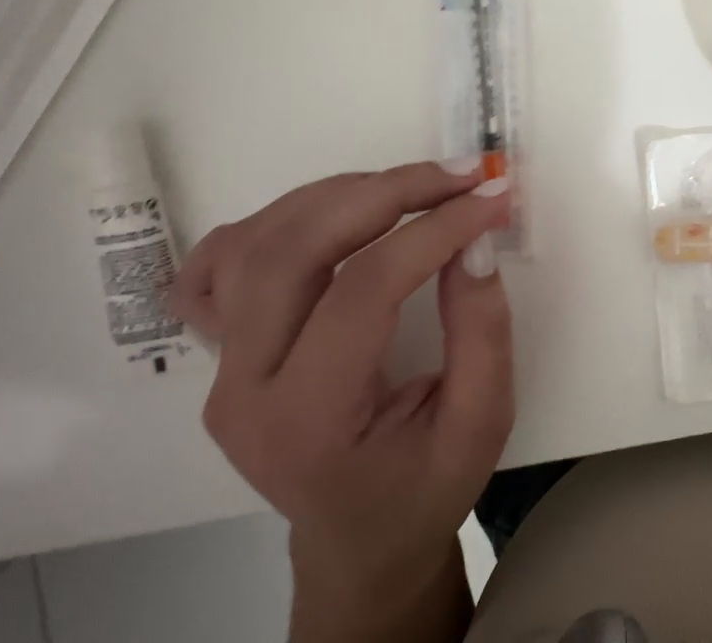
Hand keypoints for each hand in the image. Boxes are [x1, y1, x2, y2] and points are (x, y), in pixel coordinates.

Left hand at [173, 161, 512, 640]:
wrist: (358, 539)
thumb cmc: (425, 489)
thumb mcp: (482, 423)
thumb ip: (481, 333)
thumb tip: (473, 239)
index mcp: (310, 421)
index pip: (363, 292)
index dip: (432, 232)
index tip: (491, 199)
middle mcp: (245, 389)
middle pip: (291, 252)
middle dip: (383, 192)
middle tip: (457, 173)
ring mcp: (221, 367)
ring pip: (256, 241)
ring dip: (339, 195)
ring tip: (415, 187)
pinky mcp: (222, 351)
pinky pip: (223, 262)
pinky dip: (278, 221)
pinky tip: (337, 216)